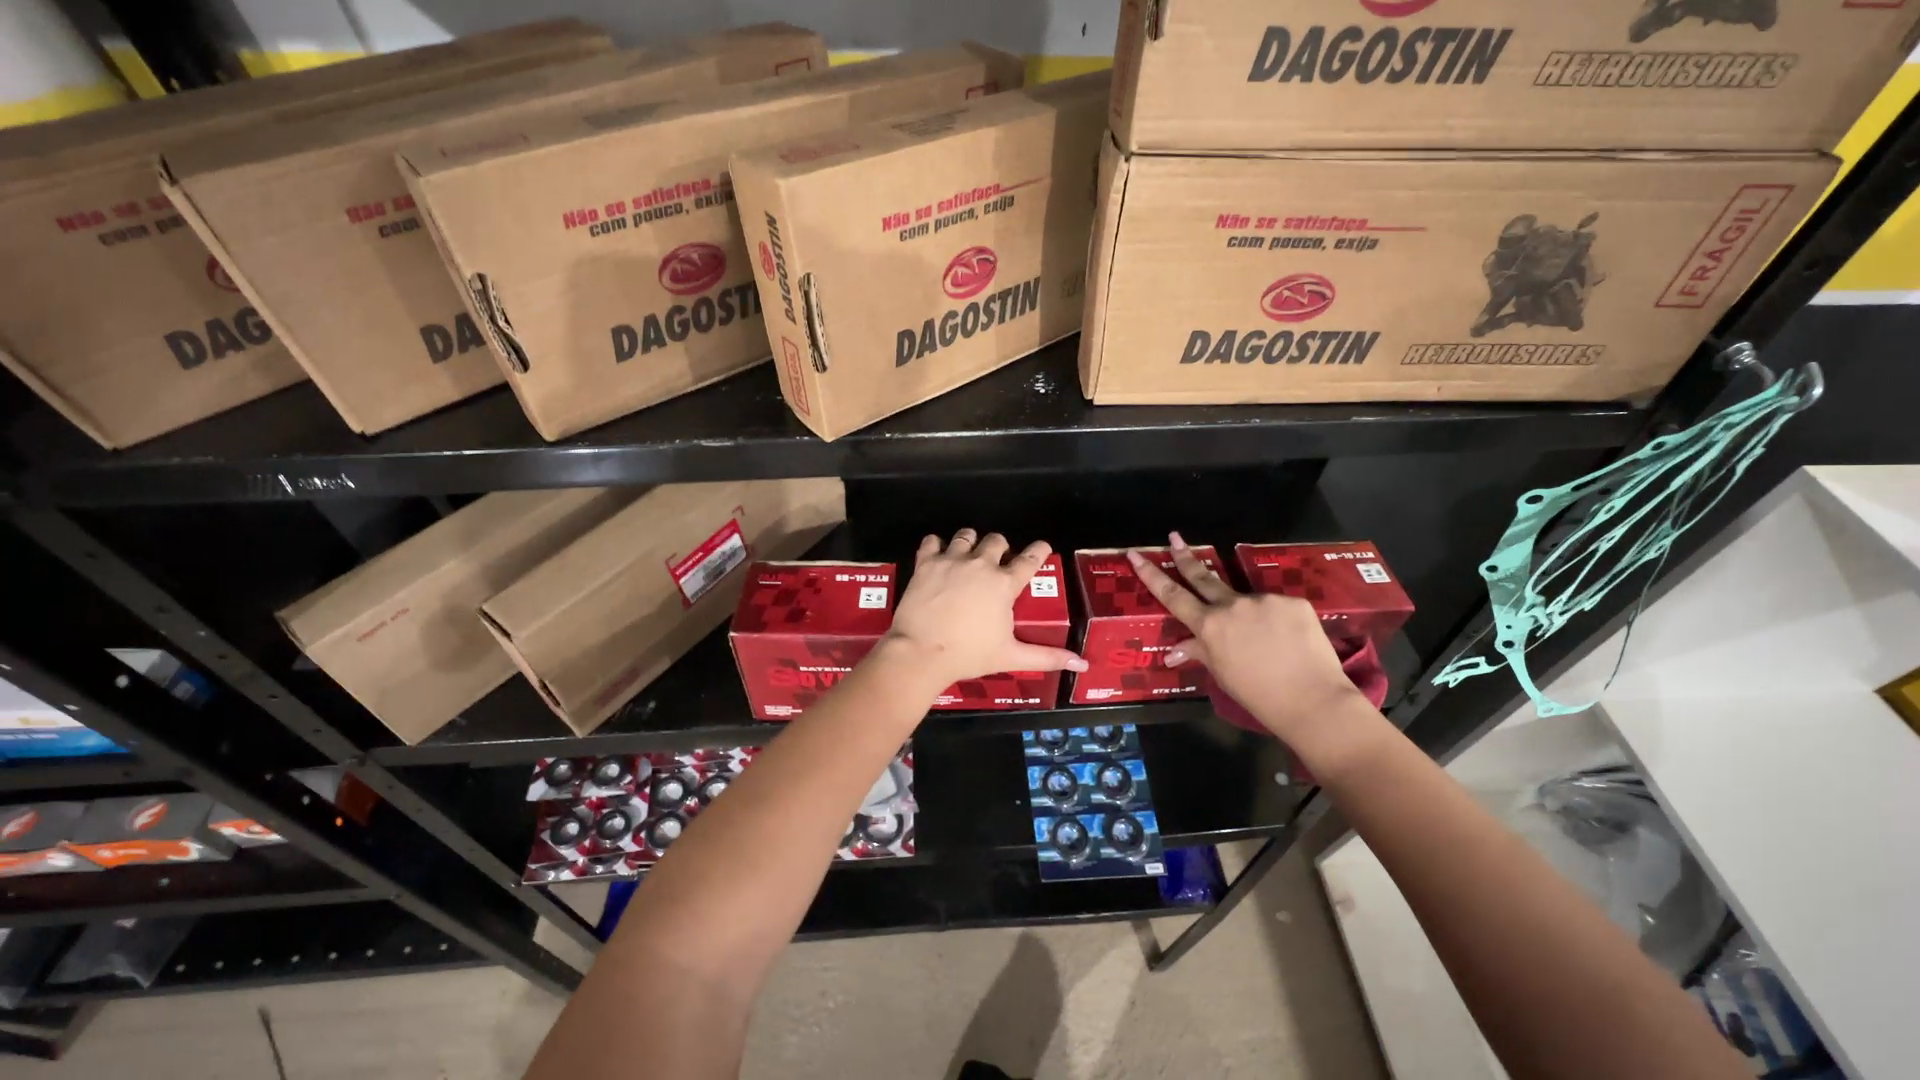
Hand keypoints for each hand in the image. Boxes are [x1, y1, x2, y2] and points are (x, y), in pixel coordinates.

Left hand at [882, 529, 1088, 689]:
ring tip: (968, 555)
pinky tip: (938, 555)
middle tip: (997, 562)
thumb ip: (1047, 657)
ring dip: (971, 542)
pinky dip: (937, 545)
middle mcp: (981, 564)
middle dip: (1000, 548)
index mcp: (1004, 584)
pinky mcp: (926, 563)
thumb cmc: (969, 655)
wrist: (921, 652)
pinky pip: (932, 541)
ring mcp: (952, 560)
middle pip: (996, 540)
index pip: (1030, 559)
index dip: (1039, 550)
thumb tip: (1081, 665)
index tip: (1042, 547)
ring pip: (966, 535)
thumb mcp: (1011, 656)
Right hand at [1126, 533, 1366, 747]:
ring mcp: (1264, 600)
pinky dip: (1278, 623)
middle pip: (1203, 576)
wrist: (1311, 700)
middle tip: (1175, 536)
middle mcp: (1233, 605)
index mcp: (1209, 626)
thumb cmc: (1258, 695)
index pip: (1173, 595)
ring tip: (1265, 644)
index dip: (1152, 574)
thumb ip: (1199, 652)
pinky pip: (1279, 608)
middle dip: (1185, 556)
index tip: (1136, 554)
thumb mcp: (1222, 674)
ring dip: (1250, 616)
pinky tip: (1288, 643)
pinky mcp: (1294, 602)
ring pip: (1249, 603)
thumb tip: (1173, 651)